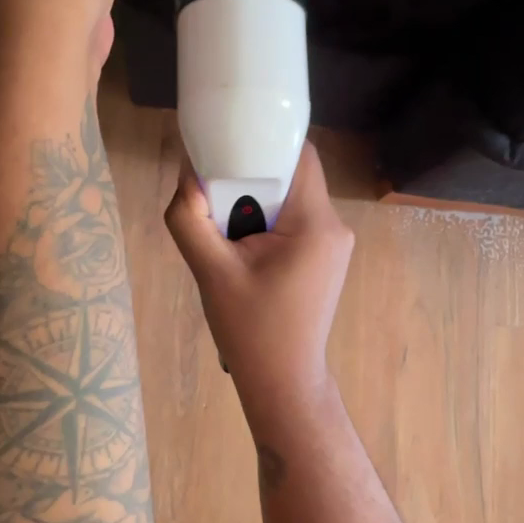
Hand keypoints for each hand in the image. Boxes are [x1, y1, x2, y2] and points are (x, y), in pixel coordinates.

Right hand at [165, 144, 354, 408]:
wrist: (283, 380)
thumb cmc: (249, 328)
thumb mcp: (209, 271)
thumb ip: (190, 217)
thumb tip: (187, 173)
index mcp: (314, 223)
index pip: (298, 155)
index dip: (263, 141)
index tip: (227, 143)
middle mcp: (335, 225)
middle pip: (294, 174)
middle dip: (254, 175)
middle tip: (217, 189)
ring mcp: (336, 242)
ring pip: (294, 196)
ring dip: (259, 200)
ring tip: (228, 222)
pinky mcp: (327, 256)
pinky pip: (298, 219)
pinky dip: (269, 220)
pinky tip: (245, 243)